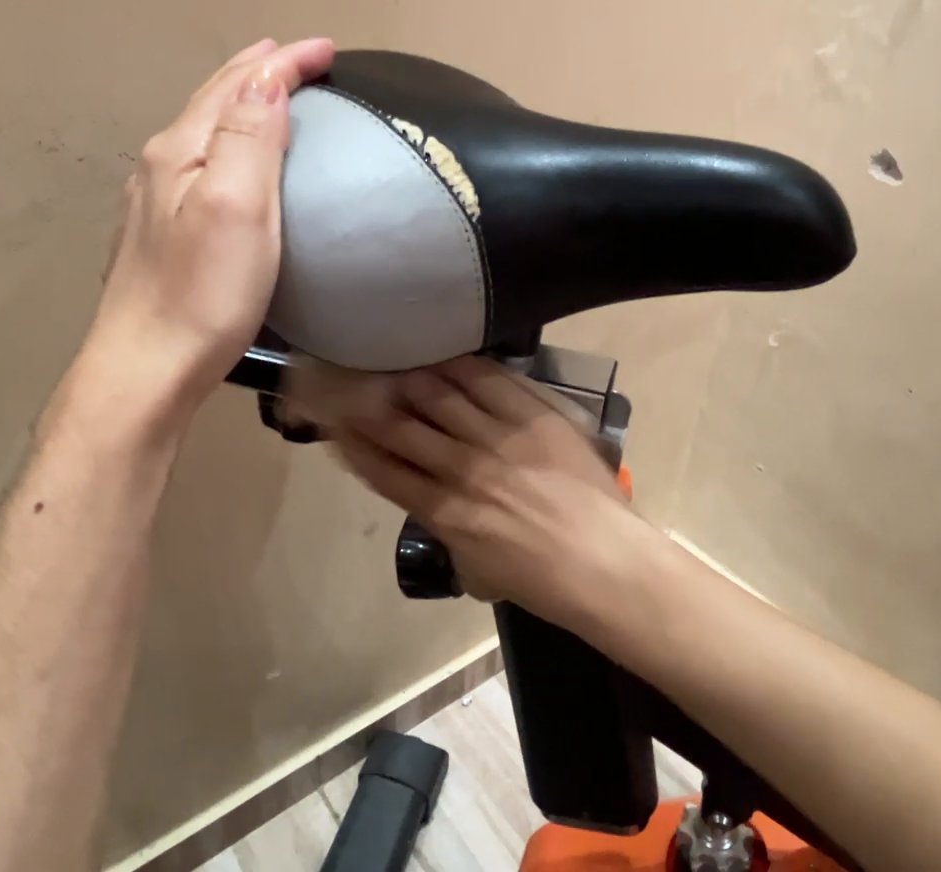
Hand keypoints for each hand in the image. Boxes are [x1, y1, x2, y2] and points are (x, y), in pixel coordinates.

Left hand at [67, 37, 334, 436]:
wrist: (146, 367)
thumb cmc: (204, 293)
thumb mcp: (238, 207)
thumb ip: (251, 137)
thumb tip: (267, 78)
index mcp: (183, 150)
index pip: (240, 84)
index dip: (285, 62)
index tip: (329, 49)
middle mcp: (161, 165)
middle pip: (213, 98)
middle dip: (259, 69)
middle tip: (299, 58)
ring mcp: (153, 200)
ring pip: (203, 129)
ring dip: (239, 101)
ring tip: (270, 92)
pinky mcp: (158, 233)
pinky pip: (198, 162)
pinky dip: (226, 140)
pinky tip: (232, 158)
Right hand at [332, 356, 662, 627]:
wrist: (604, 563)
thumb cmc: (543, 581)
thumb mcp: (477, 569)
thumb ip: (449, 529)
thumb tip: (437, 502)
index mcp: (446, 512)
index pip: (385, 470)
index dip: (354, 445)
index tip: (335, 426)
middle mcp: (464, 468)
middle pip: (402, 427)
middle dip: (369, 406)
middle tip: (351, 386)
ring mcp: (500, 437)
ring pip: (441, 397)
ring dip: (410, 380)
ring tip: (393, 367)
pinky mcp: (536, 416)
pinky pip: (490, 381)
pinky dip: (462, 368)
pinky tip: (445, 359)